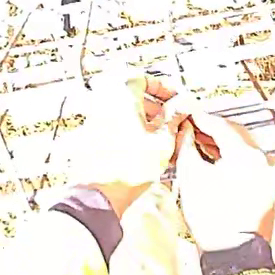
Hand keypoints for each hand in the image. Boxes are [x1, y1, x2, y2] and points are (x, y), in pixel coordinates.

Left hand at [62, 72, 177, 216]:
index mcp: (121, 95)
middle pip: (133, 95)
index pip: (143, 78)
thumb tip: (182, 105)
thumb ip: (174, 117)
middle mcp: (105, 103)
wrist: (101, 196)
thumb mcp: (163, 139)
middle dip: (155, 105)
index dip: (163, 88)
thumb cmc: (128, 168)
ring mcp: (95, 121)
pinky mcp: (91, 139)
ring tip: (160, 134)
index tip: (174, 98)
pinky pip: (115, 125)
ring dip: (144, 118)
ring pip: (124, 111)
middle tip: (170, 116)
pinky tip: (145, 148)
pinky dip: (131, 130)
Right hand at [172, 107, 274, 249]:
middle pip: (236, 133)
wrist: (233, 255)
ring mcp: (269, 172)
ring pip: (243, 147)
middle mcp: (264, 159)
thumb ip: (187, 146)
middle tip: (194, 127)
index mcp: (247, 154)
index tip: (189, 116)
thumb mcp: (191, 177)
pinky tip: (216, 160)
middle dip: (213, 130)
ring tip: (202, 144)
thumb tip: (186, 131)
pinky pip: (250, 161)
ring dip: (223, 143)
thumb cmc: (213, 220)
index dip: (202, 119)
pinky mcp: (269, 184)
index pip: (221, 126)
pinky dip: (233, 157)